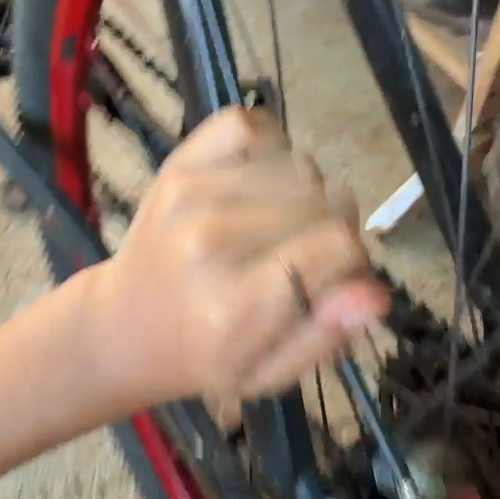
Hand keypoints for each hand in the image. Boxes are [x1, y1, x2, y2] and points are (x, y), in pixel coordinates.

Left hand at [80, 108, 388, 409]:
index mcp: (233, 306)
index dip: (356, 257)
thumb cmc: (204, 355)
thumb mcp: (266, 374)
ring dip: (308, 192)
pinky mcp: (177, 165)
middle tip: (313, 253)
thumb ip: (323, 336)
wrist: (124, 324)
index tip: (341, 274)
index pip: (335, 244)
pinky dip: (271, 144)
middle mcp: (209, 241)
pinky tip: (267, 178)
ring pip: (296, 164)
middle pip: (321, 200)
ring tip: (287, 221)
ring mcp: (189, 194)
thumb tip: (376, 294)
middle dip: (335, 226)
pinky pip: (248, 124)